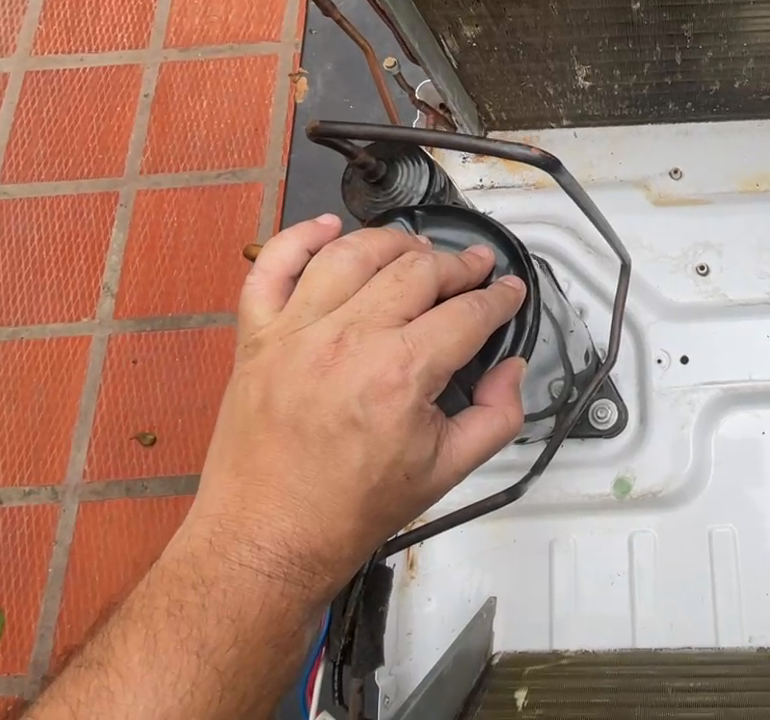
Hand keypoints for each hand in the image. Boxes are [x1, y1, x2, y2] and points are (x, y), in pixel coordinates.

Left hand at [182, 215, 528, 599]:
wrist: (266, 540)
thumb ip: (499, 415)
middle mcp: (348, 342)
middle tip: (475, 270)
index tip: (509, 292)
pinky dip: (300, 238)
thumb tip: (511, 369)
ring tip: (419, 250)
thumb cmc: (350, 510)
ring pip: (355, 254)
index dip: (500, 297)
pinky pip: (273, 267)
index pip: (468, 313)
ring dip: (396, 243)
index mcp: (400, 376)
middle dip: (460, 265)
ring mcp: (296, 333)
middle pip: (419, 271)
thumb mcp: (449, 471)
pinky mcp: (258, 338)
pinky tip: (329, 228)